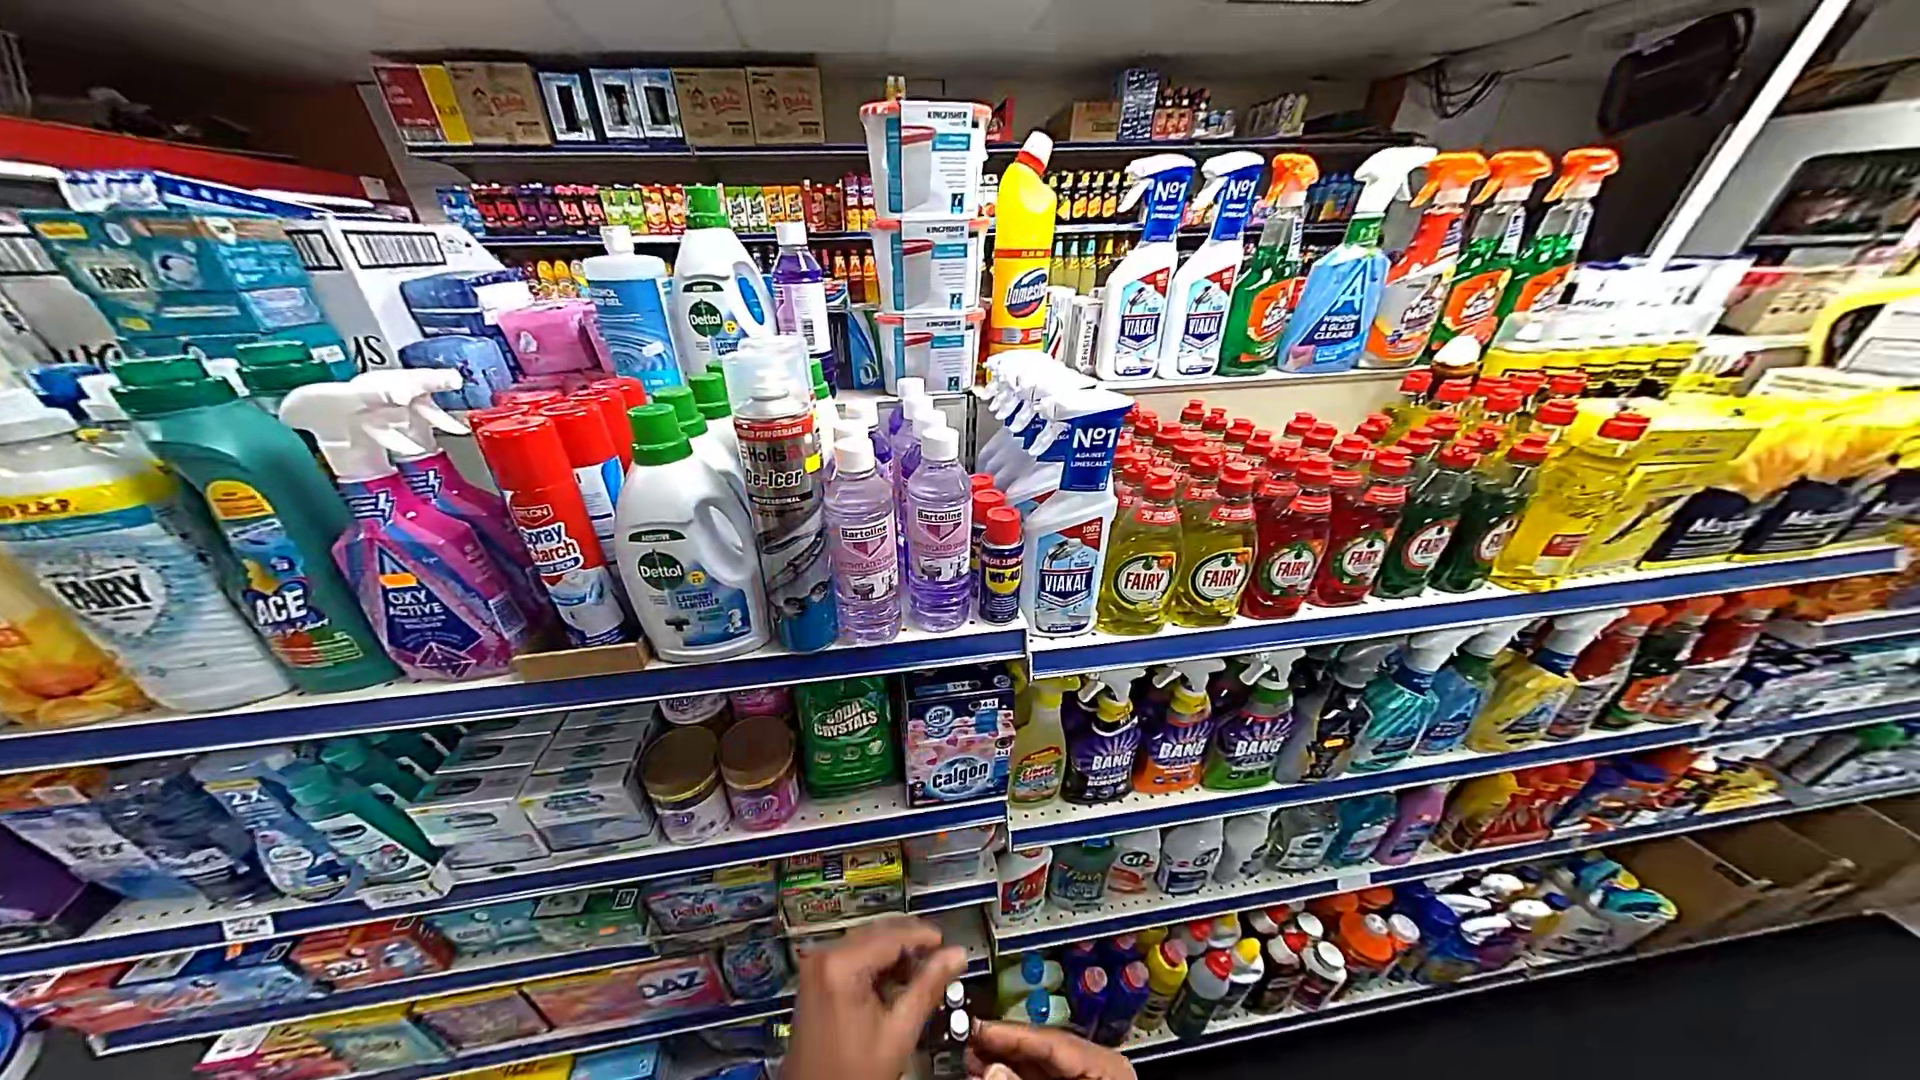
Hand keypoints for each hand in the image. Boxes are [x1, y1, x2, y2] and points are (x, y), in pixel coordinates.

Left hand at [785, 916, 968, 1079]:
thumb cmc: (851, 1075)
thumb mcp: (898, 1033)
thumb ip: (928, 987)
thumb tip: (956, 956)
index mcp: (841, 964)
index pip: (892, 934)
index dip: (924, 936)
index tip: (947, 942)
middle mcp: (824, 955)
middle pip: (878, 933)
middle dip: (911, 944)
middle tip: (940, 957)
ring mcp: (818, 964)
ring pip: (868, 942)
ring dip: (895, 953)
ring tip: (922, 972)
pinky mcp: (817, 976)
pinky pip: (853, 955)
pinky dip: (877, 963)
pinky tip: (895, 981)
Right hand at [966, 1020, 1136, 1079]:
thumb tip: (990, 1070)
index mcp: (1108, 1070)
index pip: (1053, 1042)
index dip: (1012, 1034)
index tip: (980, 1030)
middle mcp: (1099, 1073)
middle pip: (1045, 1053)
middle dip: (1005, 1050)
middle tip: (969, 1043)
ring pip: (1040, 1070)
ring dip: (1006, 1065)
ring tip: (974, 1061)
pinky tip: (993, 1077)